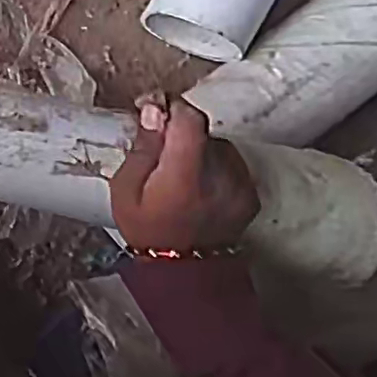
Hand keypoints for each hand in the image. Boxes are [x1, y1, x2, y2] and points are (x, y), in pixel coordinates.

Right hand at [110, 94, 258, 252]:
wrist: (185, 270)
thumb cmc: (145, 227)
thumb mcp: (126, 188)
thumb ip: (143, 148)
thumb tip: (154, 110)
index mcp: (185, 175)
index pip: (190, 120)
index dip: (170, 106)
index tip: (151, 108)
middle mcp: (221, 176)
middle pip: (201, 130)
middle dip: (177, 130)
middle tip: (156, 145)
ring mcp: (241, 185)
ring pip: (216, 143)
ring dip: (194, 146)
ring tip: (175, 168)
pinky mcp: (250, 192)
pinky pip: (229, 161)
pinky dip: (211, 162)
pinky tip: (195, 181)